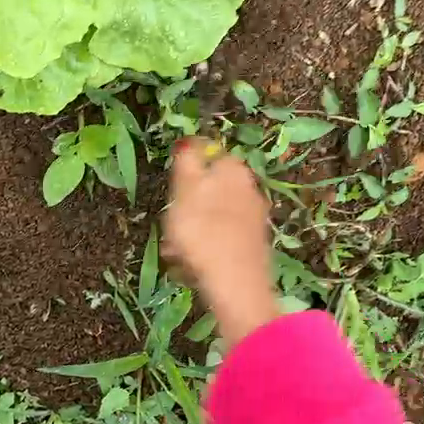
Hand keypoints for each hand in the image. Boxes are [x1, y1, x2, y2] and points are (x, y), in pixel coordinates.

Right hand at [165, 139, 282, 347]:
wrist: (235, 283)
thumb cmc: (203, 232)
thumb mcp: (185, 189)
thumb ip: (186, 161)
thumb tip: (188, 141)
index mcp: (234, 169)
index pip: (205, 154)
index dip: (184, 171)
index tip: (172, 192)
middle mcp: (249, 187)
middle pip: (209, 188)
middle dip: (187, 205)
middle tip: (170, 225)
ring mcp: (253, 217)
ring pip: (212, 215)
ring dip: (191, 230)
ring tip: (176, 250)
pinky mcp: (251, 245)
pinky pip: (219, 238)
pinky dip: (204, 247)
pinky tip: (192, 264)